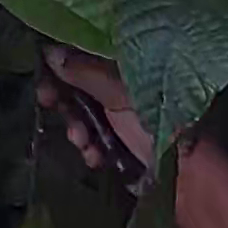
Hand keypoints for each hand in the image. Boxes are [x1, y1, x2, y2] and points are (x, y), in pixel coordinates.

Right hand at [35, 45, 153, 167]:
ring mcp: (120, 114)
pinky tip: (95, 156)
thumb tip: (49, 50)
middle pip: (77, 84)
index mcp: (122, 62)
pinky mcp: (120, 143)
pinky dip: (90, 147)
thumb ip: (83, 71)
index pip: (81, 53)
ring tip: (82, 139)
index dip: (59, 62)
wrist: (185, 176)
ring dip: (76, 126)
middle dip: (62, 96)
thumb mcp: (116, 90)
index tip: (43, 71)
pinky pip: (93, 139)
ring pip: (81, 114)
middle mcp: (119, 83)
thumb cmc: (153, 119)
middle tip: (47, 102)